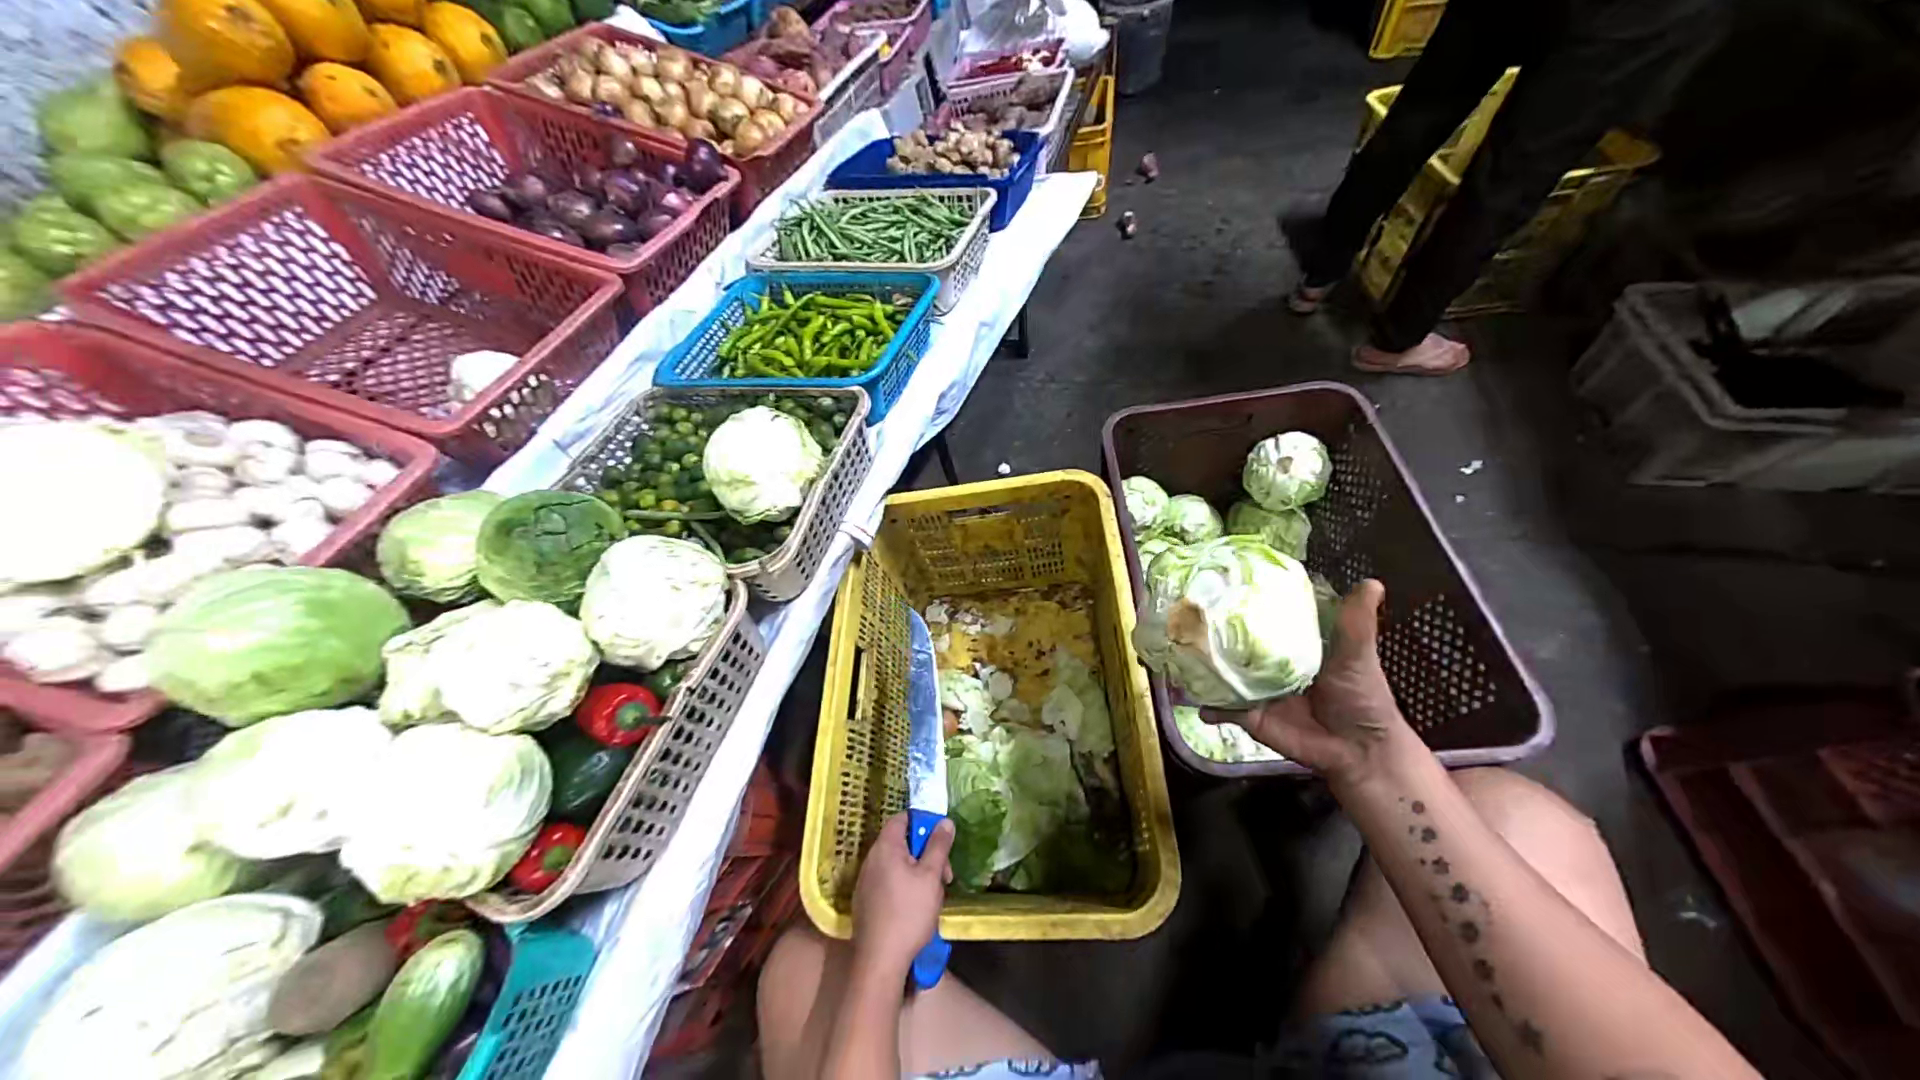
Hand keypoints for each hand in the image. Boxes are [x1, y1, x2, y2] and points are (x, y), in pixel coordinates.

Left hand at [850, 811, 952, 978]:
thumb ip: (938, 846)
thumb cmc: (909, 912)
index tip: (940, 841)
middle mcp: (871, 859)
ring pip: (897, 865)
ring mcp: (865, 881)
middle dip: (926, 855)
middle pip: (901, 843)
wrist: (880, 959)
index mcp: (885, 847)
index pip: (902, 819)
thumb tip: (944, 821)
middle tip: (944, 876)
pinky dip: (904, 887)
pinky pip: (888, 882)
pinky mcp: (865, 901)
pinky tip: (916, 909)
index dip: (923, 823)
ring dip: (918, 874)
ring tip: (933, 896)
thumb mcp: (931, 876)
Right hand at [1204, 579, 1412, 784]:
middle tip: (1185, 614)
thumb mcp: (1358, 655)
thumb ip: (1355, 623)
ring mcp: (1255, 690)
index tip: (1218, 584)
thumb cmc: (1362, 697)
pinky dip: (1207, 705)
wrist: (1360, 751)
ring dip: (1201, 666)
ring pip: (1221, 674)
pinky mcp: (1249, 717)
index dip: (1243, 604)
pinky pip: (1222, 709)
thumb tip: (1372, 582)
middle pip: (1233, 645)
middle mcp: (1267, 664)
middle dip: (1210, 633)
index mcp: (1291, 645)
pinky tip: (1193, 698)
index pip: (1262, 619)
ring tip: (1177, 650)